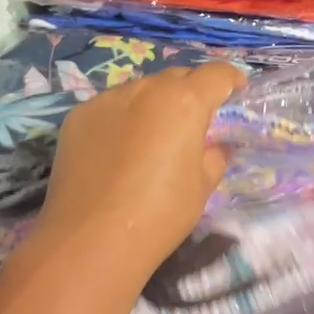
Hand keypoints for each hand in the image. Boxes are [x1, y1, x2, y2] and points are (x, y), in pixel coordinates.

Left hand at [31, 62, 245, 291]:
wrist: (91, 239)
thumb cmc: (160, 214)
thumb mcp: (202, 187)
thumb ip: (214, 157)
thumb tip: (217, 146)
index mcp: (185, 102)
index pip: (217, 74)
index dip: (231, 79)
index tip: (235, 92)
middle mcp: (146, 90)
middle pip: (176, 77)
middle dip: (191, 91)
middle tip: (194, 121)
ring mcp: (107, 99)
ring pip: (140, 90)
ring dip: (153, 104)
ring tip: (152, 137)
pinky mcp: (79, 116)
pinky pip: (110, 107)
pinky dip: (122, 119)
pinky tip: (117, 150)